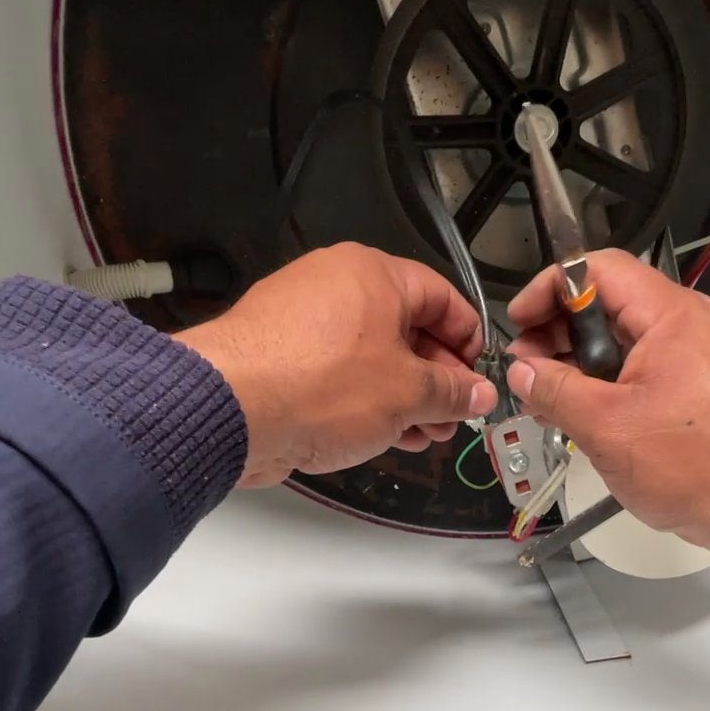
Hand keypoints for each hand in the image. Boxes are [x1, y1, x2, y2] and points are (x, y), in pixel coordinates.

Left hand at [178, 244, 498, 487]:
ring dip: (405, 399)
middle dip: (436, 380)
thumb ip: (451, 392)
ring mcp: (305, 325)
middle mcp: (336, 289)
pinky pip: (339, 378)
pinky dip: (367, 404)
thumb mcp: (406, 392)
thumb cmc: (316, 384)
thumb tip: (475, 395)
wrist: (231, 411)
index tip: (478, 376)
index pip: (441, 297)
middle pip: (407, 330)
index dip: (468, 340)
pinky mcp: (283, 361)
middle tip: (454, 416)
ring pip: (373, 359)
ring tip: (424, 435)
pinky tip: (385, 436)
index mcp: (373, 274)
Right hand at [507, 249, 709, 643]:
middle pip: (610, 303)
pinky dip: (609, 383)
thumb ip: (555, 391)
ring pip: (625, 340)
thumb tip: (521, 371)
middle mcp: (690, 324)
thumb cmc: (696, 468)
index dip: (551, 288)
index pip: (599, 268)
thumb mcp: (607, 428)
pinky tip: (583, 414)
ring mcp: (699, 354)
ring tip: (547, 398)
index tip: (521, 320)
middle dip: (559, 332)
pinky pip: (645, 368)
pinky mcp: (701, 385)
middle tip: (527, 368)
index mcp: (671, 317)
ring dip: (580, 363)